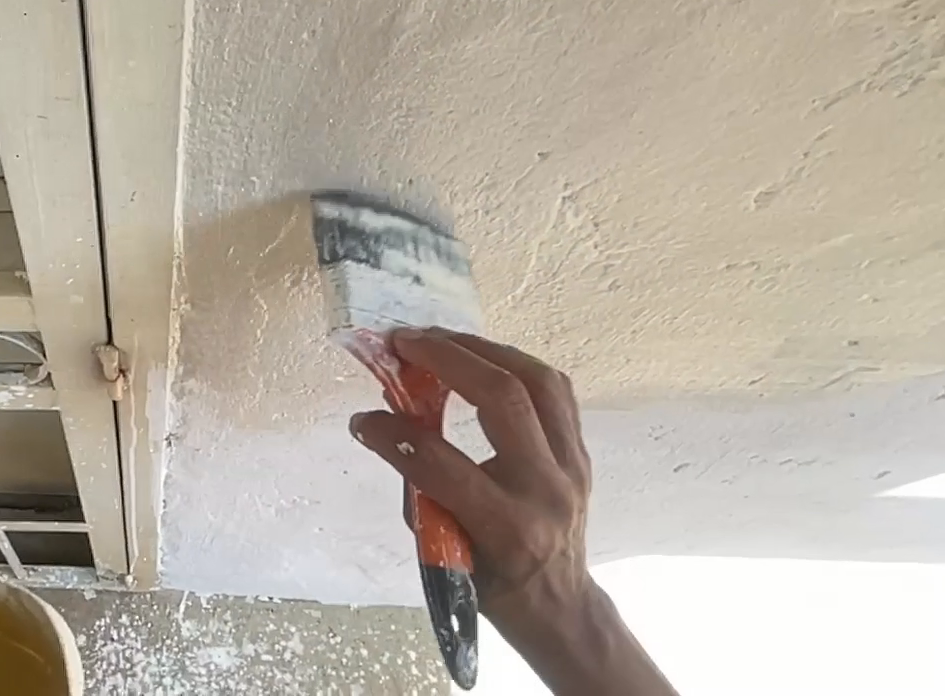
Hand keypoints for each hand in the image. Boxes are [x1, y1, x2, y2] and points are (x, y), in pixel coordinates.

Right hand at [350, 333, 677, 694]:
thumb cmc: (489, 578)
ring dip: (480, 348)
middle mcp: (546, 488)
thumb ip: (416, 477)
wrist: (558, 604)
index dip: (393, 434)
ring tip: (438, 339)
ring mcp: (573, 465)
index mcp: (507, 525)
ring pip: (536, 380)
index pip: (441, 463)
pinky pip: (553, 387)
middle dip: (446, 357)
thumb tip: (382, 420)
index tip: (363, 419)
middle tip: (403, 342)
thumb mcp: (440, 541)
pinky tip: (477, 356)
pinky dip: (510, 361)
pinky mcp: (581, 449)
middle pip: (503, 398)